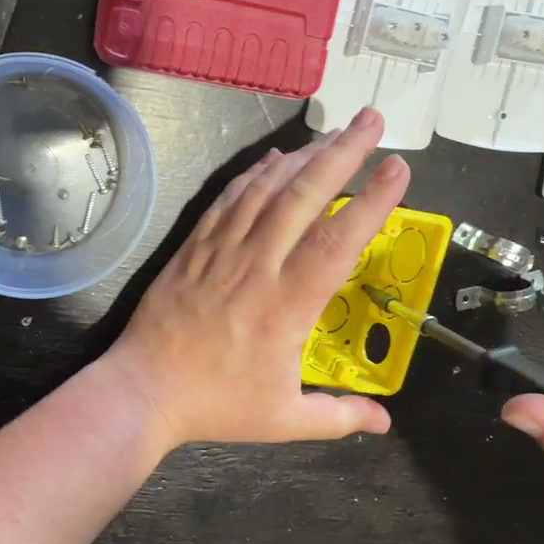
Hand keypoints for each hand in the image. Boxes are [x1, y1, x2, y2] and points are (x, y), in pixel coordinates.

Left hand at [103, 109, 410, 449]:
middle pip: (302, 198)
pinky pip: (227, 201)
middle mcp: (255, 268)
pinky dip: (253, 175)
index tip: (398, 168)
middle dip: (341, 154)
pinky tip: (273, 159)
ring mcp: (220, 252)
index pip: (337, 242)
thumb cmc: (216, 405)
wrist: (144, 391)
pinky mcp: (192, 248)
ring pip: (264, 191)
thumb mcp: (284, 421)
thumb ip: (338, 416)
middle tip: (371, 120)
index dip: (371, 202)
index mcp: (286, 307)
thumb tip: (385, 422)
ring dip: (301, 156)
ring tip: (333, 132)